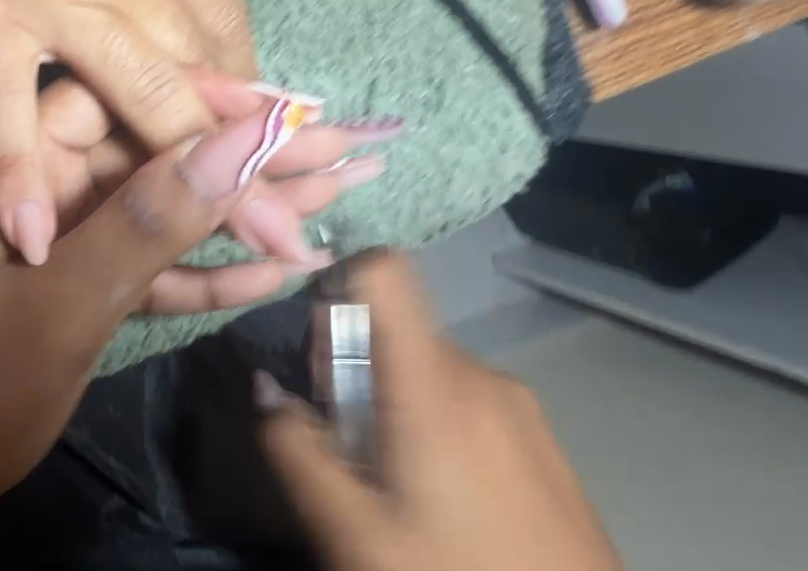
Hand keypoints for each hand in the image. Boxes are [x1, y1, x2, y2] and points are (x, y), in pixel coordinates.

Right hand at [0, 0, 282, 267]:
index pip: (227, 23)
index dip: (252, 82)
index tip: (266, 129)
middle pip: (204, 77)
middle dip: (256, 155)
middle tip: (299, 228)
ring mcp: (55, 9)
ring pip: (135, 101)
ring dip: (186, 178)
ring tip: (236, 253)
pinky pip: (4, 106)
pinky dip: (17, 169)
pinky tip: (35, 238)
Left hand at [0, 77, 358, 510]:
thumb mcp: (66, 299)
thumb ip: (149, 220)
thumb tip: (238, 141)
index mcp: (23, 166)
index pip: (114, 101)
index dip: (196, 95)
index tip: (283, 104)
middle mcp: (52, 188)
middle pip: (156, 153)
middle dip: (246, 155)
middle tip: (344, 145)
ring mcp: (76, 238)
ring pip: (171, 210)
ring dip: (248, 209)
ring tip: (342, 190)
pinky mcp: (94, 284)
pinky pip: (163, 264)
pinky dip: (217, 269)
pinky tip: (281, 268)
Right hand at [260, 255, 623, 570]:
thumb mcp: (353, 533)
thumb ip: (295, 449)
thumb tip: (263, 385)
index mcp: (436, 386)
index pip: (385, 274)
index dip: (337, 280)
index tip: (314, 340)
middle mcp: (482, 378)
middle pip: (392, 328)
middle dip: (350, 366)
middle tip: (343, 440)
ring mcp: (521, 410)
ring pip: (425, 366)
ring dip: (388, 398)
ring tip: (388, 476)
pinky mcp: (544, 442)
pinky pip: (464, 398)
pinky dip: (431, 420)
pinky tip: (440, 496)